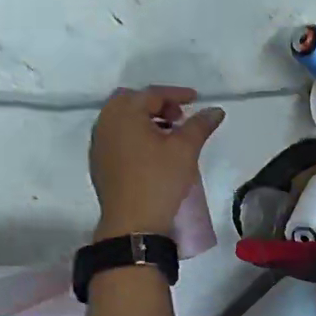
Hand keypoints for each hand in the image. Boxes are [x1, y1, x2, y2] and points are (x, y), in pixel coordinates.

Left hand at [89, 86, 224, 239]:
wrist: (133, 222)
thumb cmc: (160, 180)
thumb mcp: (186, 150)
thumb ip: (200, 125)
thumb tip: (216, 110)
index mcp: (124, 114)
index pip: (151, 94)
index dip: (176, 94)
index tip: (196, 99)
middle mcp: (106, 122)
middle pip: (130, 100)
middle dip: (156, 103)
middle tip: (179, 116)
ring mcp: (99, 142)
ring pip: (121, 118)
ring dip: (144, 118)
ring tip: (169, 134)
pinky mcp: (100, 160)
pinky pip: (117, 134)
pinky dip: (135, 132)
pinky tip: (152, 150)